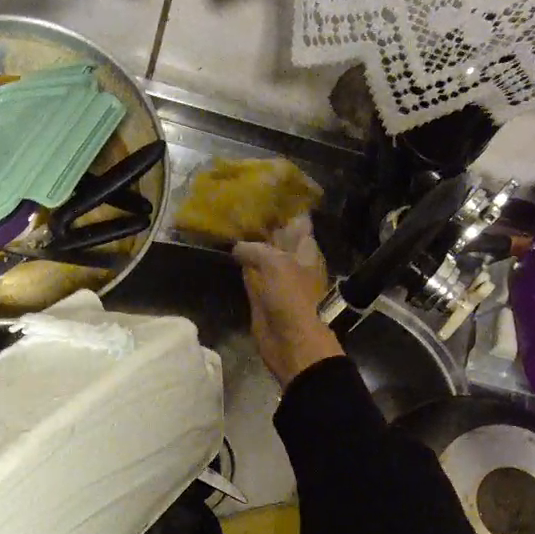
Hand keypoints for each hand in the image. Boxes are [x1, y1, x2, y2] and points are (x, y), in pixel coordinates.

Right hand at [233, 214, 344, 385]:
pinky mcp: (260, 295)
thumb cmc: (291, 298)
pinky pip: (250, 274)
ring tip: (231, 223)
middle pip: (277, 238)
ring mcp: (275, 279)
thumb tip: (237, 247)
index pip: (296, 222)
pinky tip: (229, 251)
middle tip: (240, 204)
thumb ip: (255, 250)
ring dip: (249, 243)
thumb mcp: (275, 263)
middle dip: (263, 224)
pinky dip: (241, 264)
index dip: (283, 208)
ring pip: (261, 255)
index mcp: (305, 250)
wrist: (290, 342)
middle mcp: (292, 261)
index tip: (264, 192)